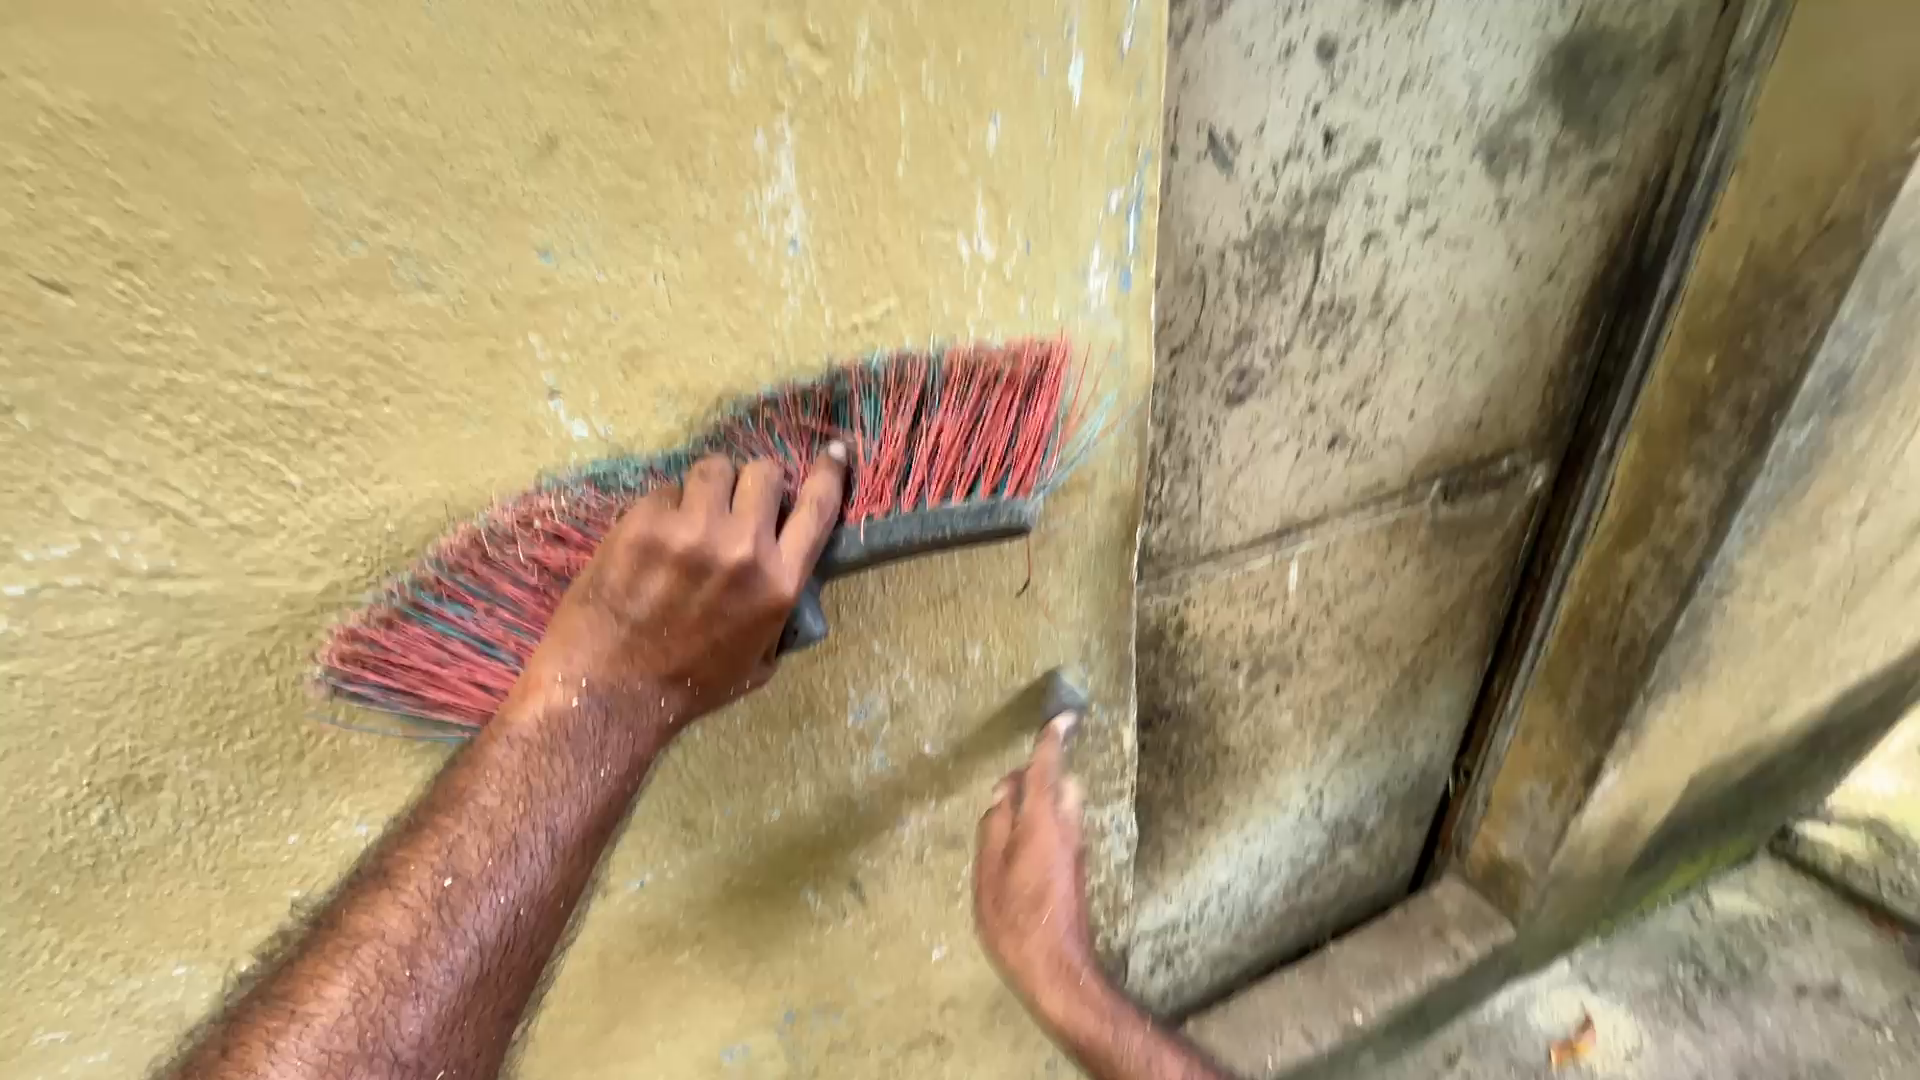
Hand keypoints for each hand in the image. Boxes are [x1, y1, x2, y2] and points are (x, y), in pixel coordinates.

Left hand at [508, 443, 847, 728]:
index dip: (831, 473)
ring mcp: (693, 531)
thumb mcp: (761, 657)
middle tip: (735, 504)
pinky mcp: (645, 523)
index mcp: (780, 583)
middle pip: (765, 473)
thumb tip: (787, 571)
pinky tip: (650, 539)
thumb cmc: (691, 684)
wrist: (609, 694)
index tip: (834, 452)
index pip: (819, 507)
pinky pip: (665, 489)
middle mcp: (745, 548)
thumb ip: (781, 608)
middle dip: (754, 483)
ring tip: (690, 516)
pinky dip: (662, 508)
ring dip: (708, 488)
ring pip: (714, 468)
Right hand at [973, 713, 1099, 1024]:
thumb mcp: (988, 872)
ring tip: (1006, 828)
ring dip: (1039, 801)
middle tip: (1002, 797)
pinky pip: (1061, 825)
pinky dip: (1043, 821)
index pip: (1048, 768)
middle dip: (1035, 778)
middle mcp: (1067, 827)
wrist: (1058, 970)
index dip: (1053, 739)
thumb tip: (1004, 793)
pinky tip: (1019, 851)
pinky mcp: (1077, 864)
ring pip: (1062, 805)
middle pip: (1058, 783)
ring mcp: (1076, 846)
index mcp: (1042, 821)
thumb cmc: (1015, 922)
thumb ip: (995, 825)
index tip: (1063, 715)